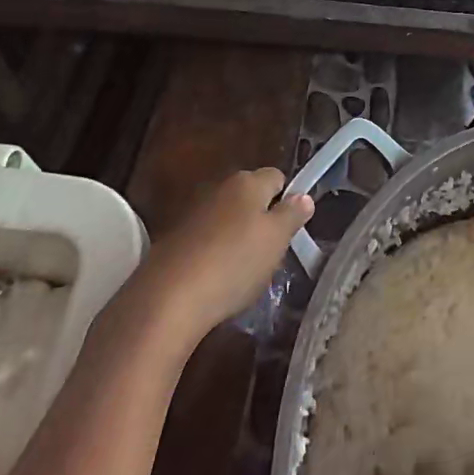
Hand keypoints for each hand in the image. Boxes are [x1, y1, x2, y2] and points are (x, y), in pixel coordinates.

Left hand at [121, 168, 312, 344]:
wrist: (169, 297)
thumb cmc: (234, 263)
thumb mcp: (276, 240)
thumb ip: (292, 215)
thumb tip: (304, 196)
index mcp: (247, 182)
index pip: (276, 177)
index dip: (288, 198)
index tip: (291, 227)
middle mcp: (219, 188)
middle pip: (251, 196)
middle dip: (263, 218)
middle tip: (272, 251)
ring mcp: (194, 212)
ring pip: (228, 217)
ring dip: (238, 236)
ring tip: (246, 270)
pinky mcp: (175, 238)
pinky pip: (207, 238)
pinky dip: (216, 252)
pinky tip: (218, 278)